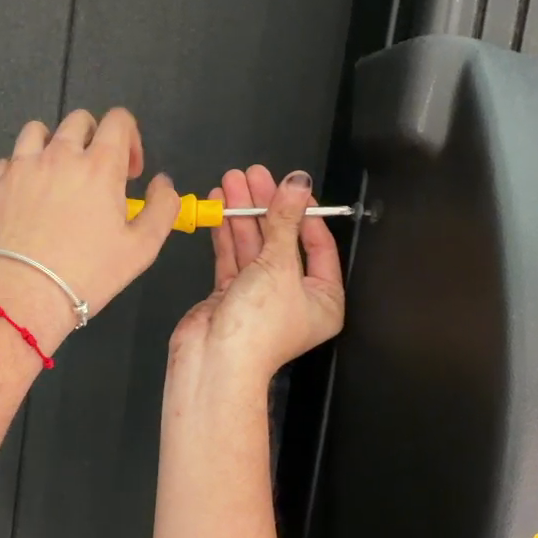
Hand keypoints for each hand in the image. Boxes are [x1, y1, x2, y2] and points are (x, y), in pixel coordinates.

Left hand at [0, 108, 177, 350]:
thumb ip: (163, 209)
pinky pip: (8, 160)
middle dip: (93, 138)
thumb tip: (163, 183)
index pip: (118, 120)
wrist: (24, 295)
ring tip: (57, 176)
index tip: (128, 172)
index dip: (130, 139)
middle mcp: (60, 155)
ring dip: (53, 144)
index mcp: (100, 165)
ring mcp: (22, 166)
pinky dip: (21, 169)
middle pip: (78, 120)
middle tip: (95, 174)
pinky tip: (28, 195)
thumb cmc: (87, 275)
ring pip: (37, 131)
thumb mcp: (142, 249)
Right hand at [167, 165, 343, 396]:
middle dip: (266, 206)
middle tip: (253, 175)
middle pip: (282, 241)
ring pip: (254, 246)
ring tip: (231, 181)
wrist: (214, 362)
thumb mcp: (279, 266)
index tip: (289, 184)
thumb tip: (297, 181)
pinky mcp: (229, 296)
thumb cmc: (258, 326)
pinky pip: (231, 258)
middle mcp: (293, 298)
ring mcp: (259, 296)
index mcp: (323, 299)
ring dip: (243, 214)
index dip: (303, 211)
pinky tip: (220, 207)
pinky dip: (226, 233)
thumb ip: (285, 220)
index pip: (318, 244)